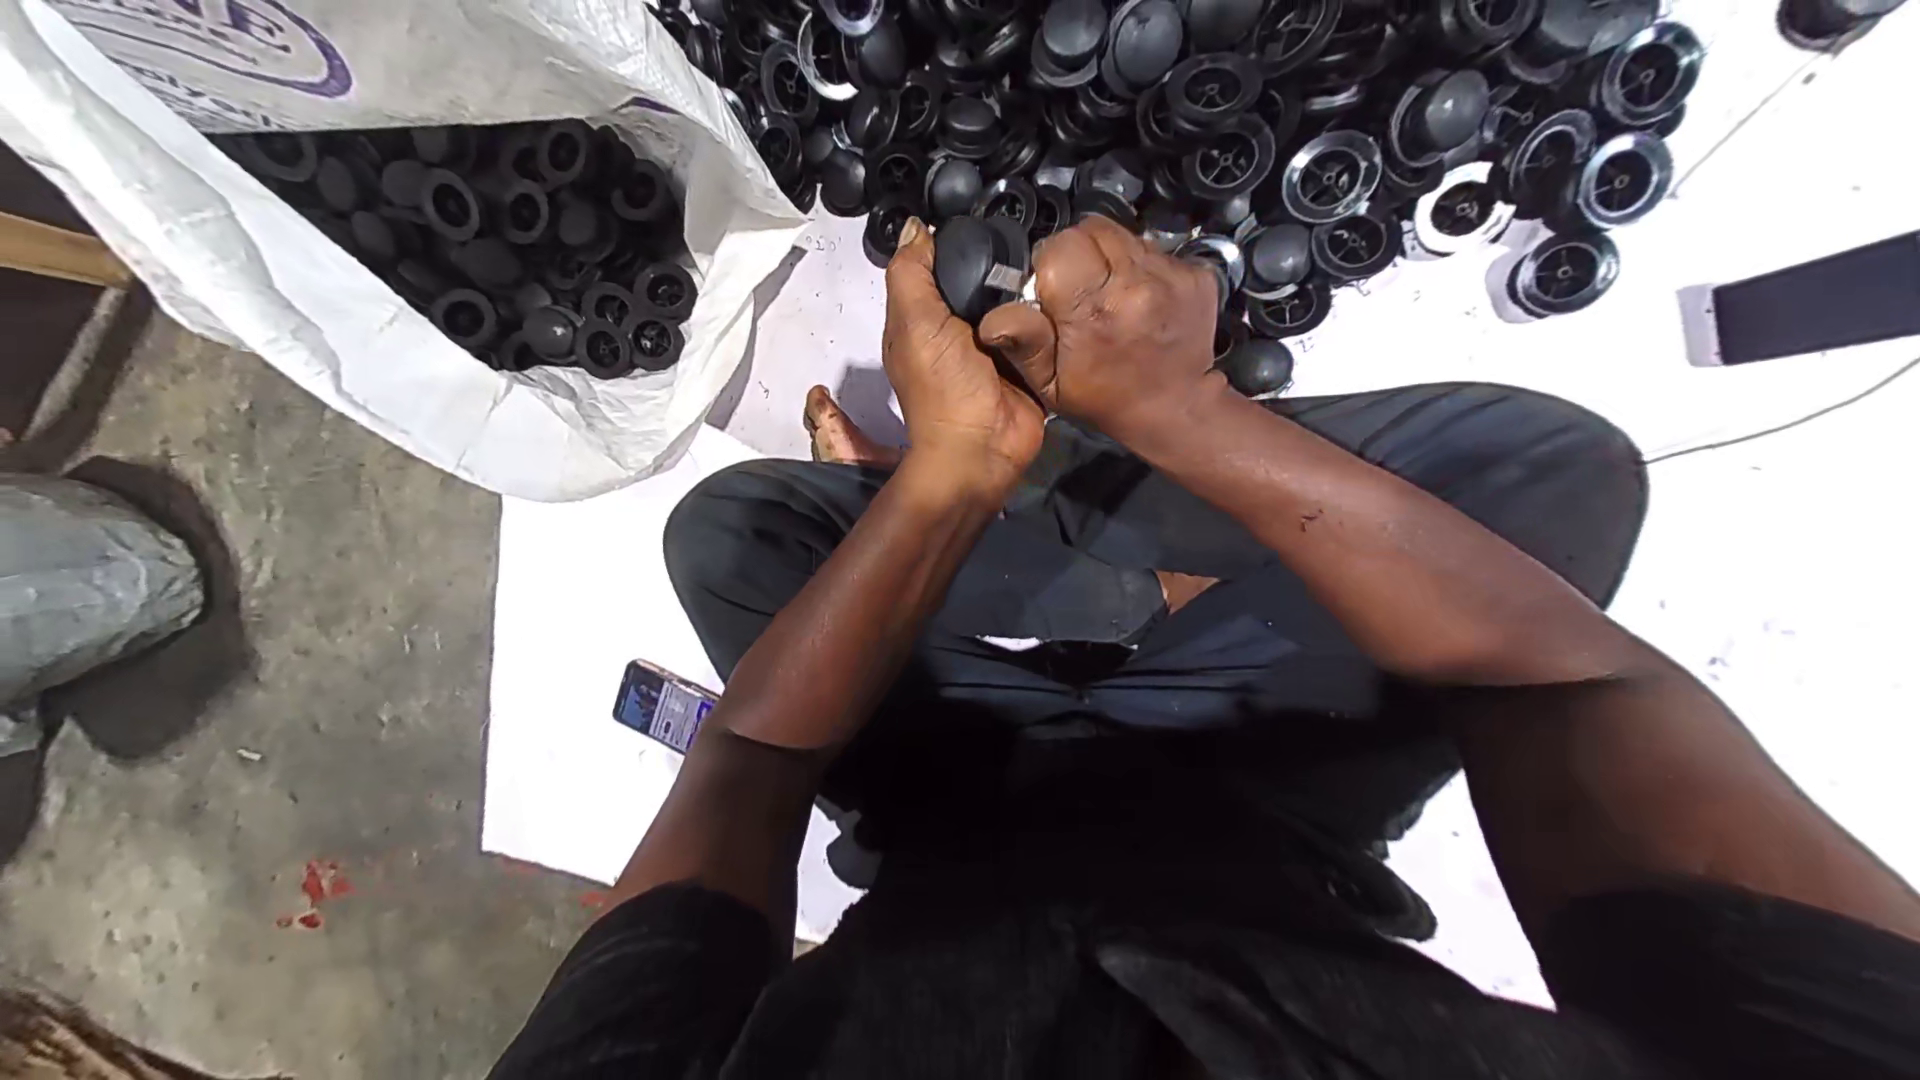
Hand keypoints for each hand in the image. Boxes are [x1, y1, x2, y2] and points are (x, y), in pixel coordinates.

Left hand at [884, 217, 1044, 492]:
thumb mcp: (914, 324)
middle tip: (1028, 246)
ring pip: (1018, 298)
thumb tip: (915, 228)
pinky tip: (1061, 301)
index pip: (942, 264)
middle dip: (1003, 263)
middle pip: (986, 278)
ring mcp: (999, 345)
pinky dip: (1049, 317)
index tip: (985, 221)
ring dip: (1032, 288)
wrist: (983, 448)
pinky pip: (1043, 326)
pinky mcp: (1029, 361)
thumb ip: (910, 274)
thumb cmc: (942, 388)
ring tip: (1050, 273)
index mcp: (926, 317)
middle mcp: (961, 327)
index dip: (958, 242)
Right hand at [981, 216, 1221, 446]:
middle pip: (1092, 229)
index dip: (1050, 263)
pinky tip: (1138, 298)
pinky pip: (1154, 249)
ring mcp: (1171, 276)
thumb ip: (1025, 345)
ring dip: (1109, 258)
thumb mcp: (1052, 386)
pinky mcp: (1196, 273)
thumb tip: (996, 318)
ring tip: (1110, 297)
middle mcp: (1136, 286)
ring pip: (1123, 234)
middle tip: (1081, 293)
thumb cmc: (1108, 399)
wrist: (1175, 407)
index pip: (1061, 245)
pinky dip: (1140, 267)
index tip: (1054, 291)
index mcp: (1095, 312)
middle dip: (1079, 254)